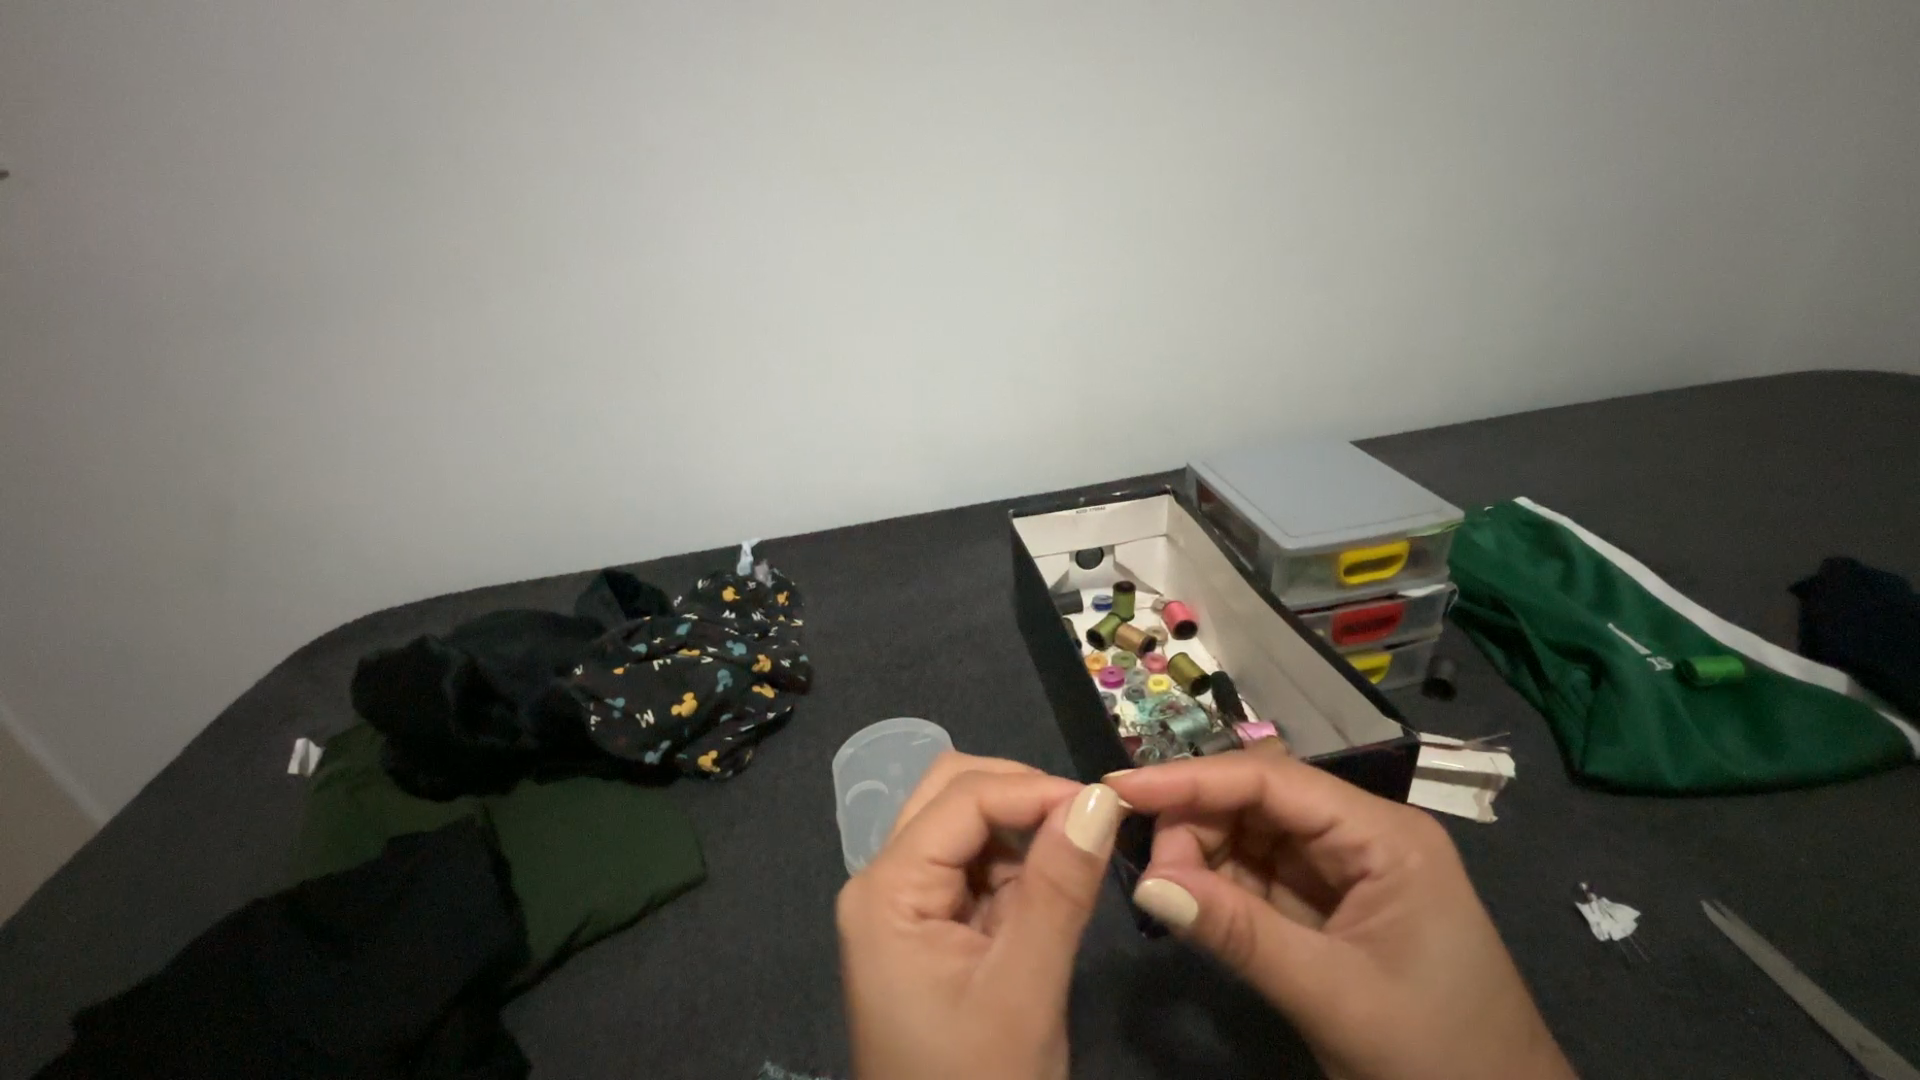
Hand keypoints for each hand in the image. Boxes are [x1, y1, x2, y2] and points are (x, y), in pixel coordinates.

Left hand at [836, 752, 1124, 1079]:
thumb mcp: (1025, 991)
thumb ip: (1059, 888)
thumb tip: (1102, 799)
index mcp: (886, 889)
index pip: (963, 799)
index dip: (1034, 789)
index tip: (1106, 806)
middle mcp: (885, 881)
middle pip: (952, 794)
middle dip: (1021, 796)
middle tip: (1087, 824)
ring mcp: (904, 903)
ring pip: (966, 824)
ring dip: (1022, 831)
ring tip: (1073, 865)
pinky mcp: (929, 926)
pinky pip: (975, 866)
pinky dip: (1017, 867)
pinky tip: (1048, 895)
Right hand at [1105, 743, 1575, 1079]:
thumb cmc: (1439, 1057)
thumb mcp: (1333, 995)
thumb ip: (1237, 932)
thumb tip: (1145, 884)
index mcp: (1381, 835)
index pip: (1269, 780)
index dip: (1188, 779)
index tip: (1119, 789)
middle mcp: (1359, 835)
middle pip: (1254, 800)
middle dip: (1193, 822)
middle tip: (1148, 870)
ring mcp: (1341, 868)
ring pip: (1248, 833)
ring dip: (1199, 853)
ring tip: (1164, 889)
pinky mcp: (1325, 903)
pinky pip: (1256, 874)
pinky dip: (1217, 884)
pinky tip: (1189, 899)